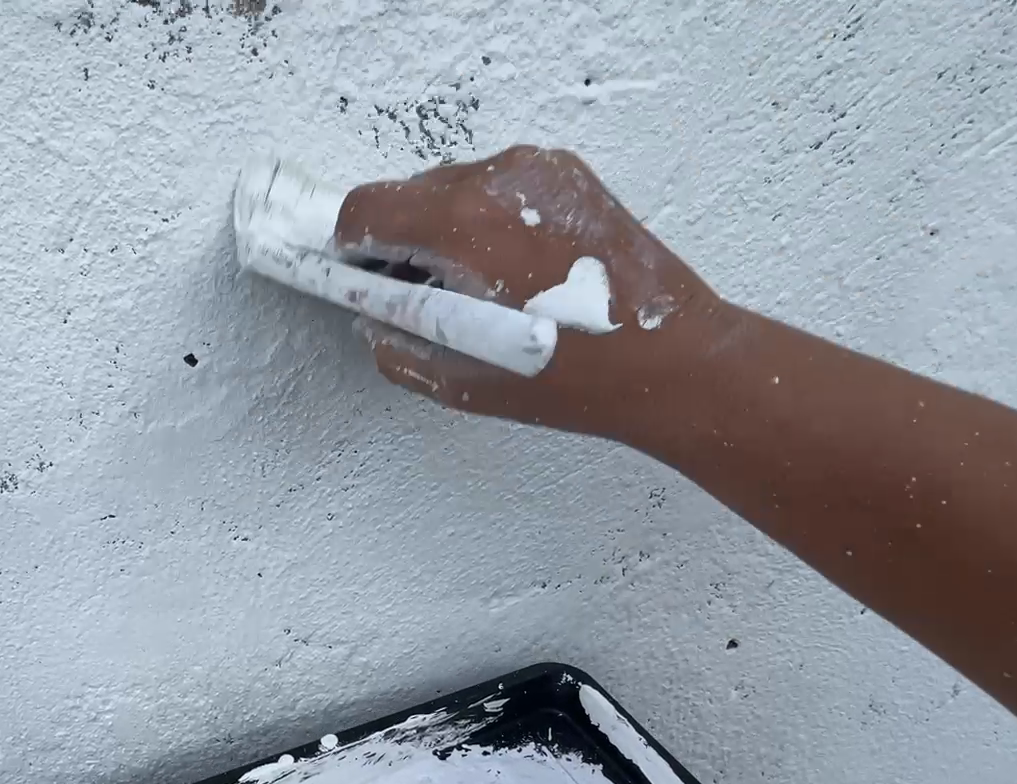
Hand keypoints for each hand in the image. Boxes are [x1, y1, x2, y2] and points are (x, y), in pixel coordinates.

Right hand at [335, 146, 734, 438]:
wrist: (670, 362)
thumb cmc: (570, 378)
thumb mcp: (457, 380)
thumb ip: (394, 344)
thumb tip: (370, 320)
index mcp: (463, 224)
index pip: (366, 208)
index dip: (345, 246)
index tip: (349, 274)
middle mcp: (499, 179)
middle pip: (405, 194)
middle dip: (392, 243)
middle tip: (406, 296)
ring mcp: (539, 170)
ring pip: (449, 188)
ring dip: (434, 233)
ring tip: (460, 290)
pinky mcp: (567, 177)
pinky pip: (492, 188)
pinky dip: (475, 222)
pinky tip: (496, 272)